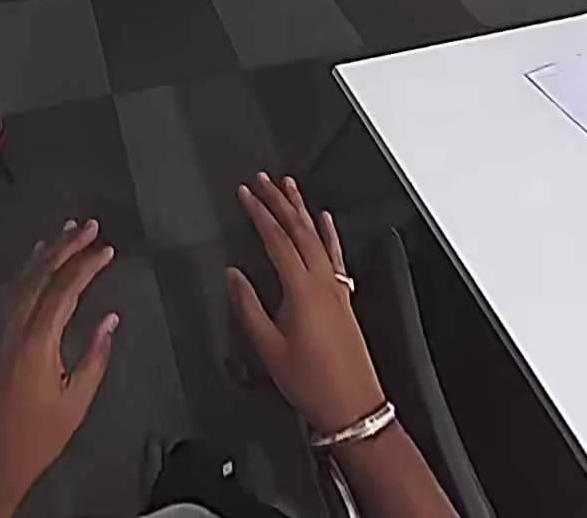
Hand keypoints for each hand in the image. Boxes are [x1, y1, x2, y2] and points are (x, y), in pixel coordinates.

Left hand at [0, 220, 119, 517]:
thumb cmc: (34, 438)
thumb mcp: (76, 401)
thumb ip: (96, 355)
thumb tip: (109, 321)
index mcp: (37, 343)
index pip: (65, 289)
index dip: (88, 265)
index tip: (106, 250)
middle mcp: (17, 329)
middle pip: (43, 274)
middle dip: (69, 246)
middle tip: (90, 226)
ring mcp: (4, 331)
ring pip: (27, 278)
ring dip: (49, 250)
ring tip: (68, 231)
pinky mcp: (0, 337)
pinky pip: (16, 291)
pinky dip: (30, 268)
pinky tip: (38, 257)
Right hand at [226, 173, 385, 433]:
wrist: (353, 407)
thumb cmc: (312, 382)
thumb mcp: (268, 348)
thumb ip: (248, 306)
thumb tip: (233, 275)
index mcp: (301, 289)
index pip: (276, 238)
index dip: (258, 212)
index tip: (245, 194)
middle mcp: (321, 281)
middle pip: (297, 228)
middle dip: (278, 200)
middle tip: (262, 179)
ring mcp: (335, 286)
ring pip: (316, 235)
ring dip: (301, 208)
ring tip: (289, 186)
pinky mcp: (344, 295)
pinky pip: (336, 254)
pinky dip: (329, 233)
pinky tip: (325, 219)